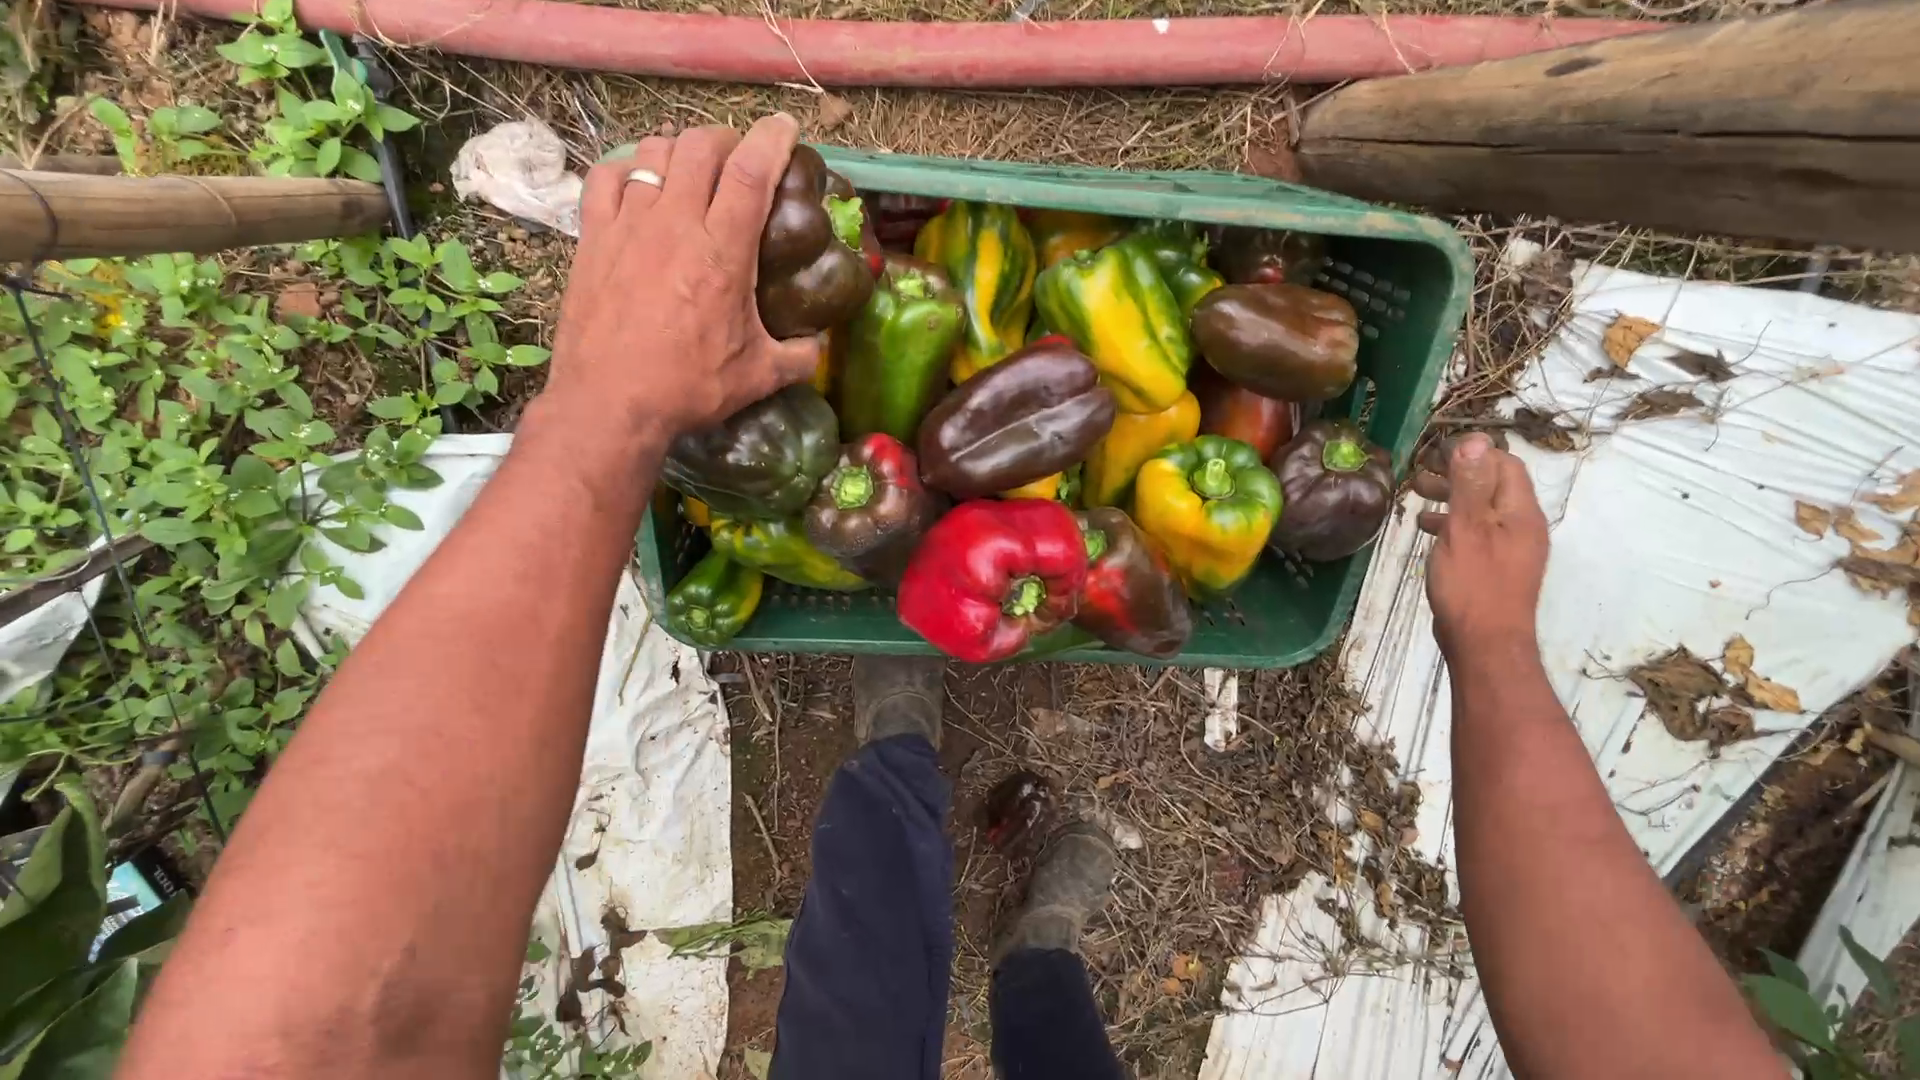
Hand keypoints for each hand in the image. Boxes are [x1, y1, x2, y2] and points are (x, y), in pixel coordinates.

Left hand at [541, 115, 819, 443]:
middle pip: (700, 146)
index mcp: (722, 251)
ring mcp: (628, 226)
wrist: (610, 403)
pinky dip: (626, 169)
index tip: (785, 129)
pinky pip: (606, 178)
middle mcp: (674, 224)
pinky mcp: (593, 239)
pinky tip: (637, 184)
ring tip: (692, 168)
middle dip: (726, 140)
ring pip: (652, 153)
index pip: (751, 171)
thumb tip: (817, 348)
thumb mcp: (758, 377)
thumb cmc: (689, 387)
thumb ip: (798, 357)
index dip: (772, 140)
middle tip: (739, 157)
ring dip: (679, 150)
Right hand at [1414, 432, 1549, 661]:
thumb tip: (1476, 440)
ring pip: (1481, 511)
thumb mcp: (1465, 530)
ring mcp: (1510, 550)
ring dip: (1451, 498)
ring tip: (1417, 497)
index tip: (1435, 453)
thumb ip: (1469, 485)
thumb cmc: (1473, 585)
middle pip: (1493, 487)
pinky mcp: (1493, 568)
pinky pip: (1475, 533)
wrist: (1484, 644)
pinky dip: (1451, 523)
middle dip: (1458, 474)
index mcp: (1521, 514)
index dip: (1473, 454)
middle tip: (1419, 474)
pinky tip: (1427, 530)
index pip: (1505, 466)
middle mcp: (1522, 528)